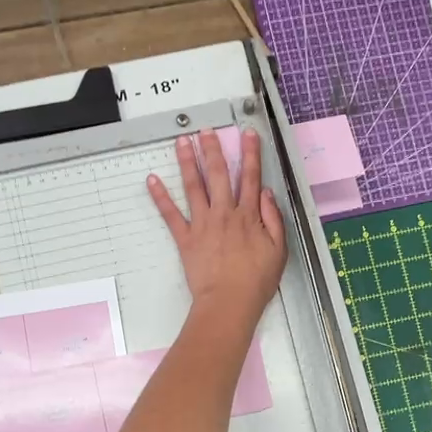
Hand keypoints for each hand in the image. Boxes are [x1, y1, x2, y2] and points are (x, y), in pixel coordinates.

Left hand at [148, 129, 285, 327]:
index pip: (251, 178)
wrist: (229, 302)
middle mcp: (225, 213)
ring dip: (188, 162)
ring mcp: (203, 224)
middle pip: (219, 175)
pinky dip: (160, 197)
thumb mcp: (279, 251)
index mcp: (249, 216)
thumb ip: (274, 220)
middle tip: (206, 130)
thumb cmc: (257, 281)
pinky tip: (152, 180)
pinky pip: (171, 214)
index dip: (250, 154)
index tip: (247, 134)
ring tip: (182, 142)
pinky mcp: (186, 238)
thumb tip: (267, 194)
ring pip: (195, 186)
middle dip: (213, 149)